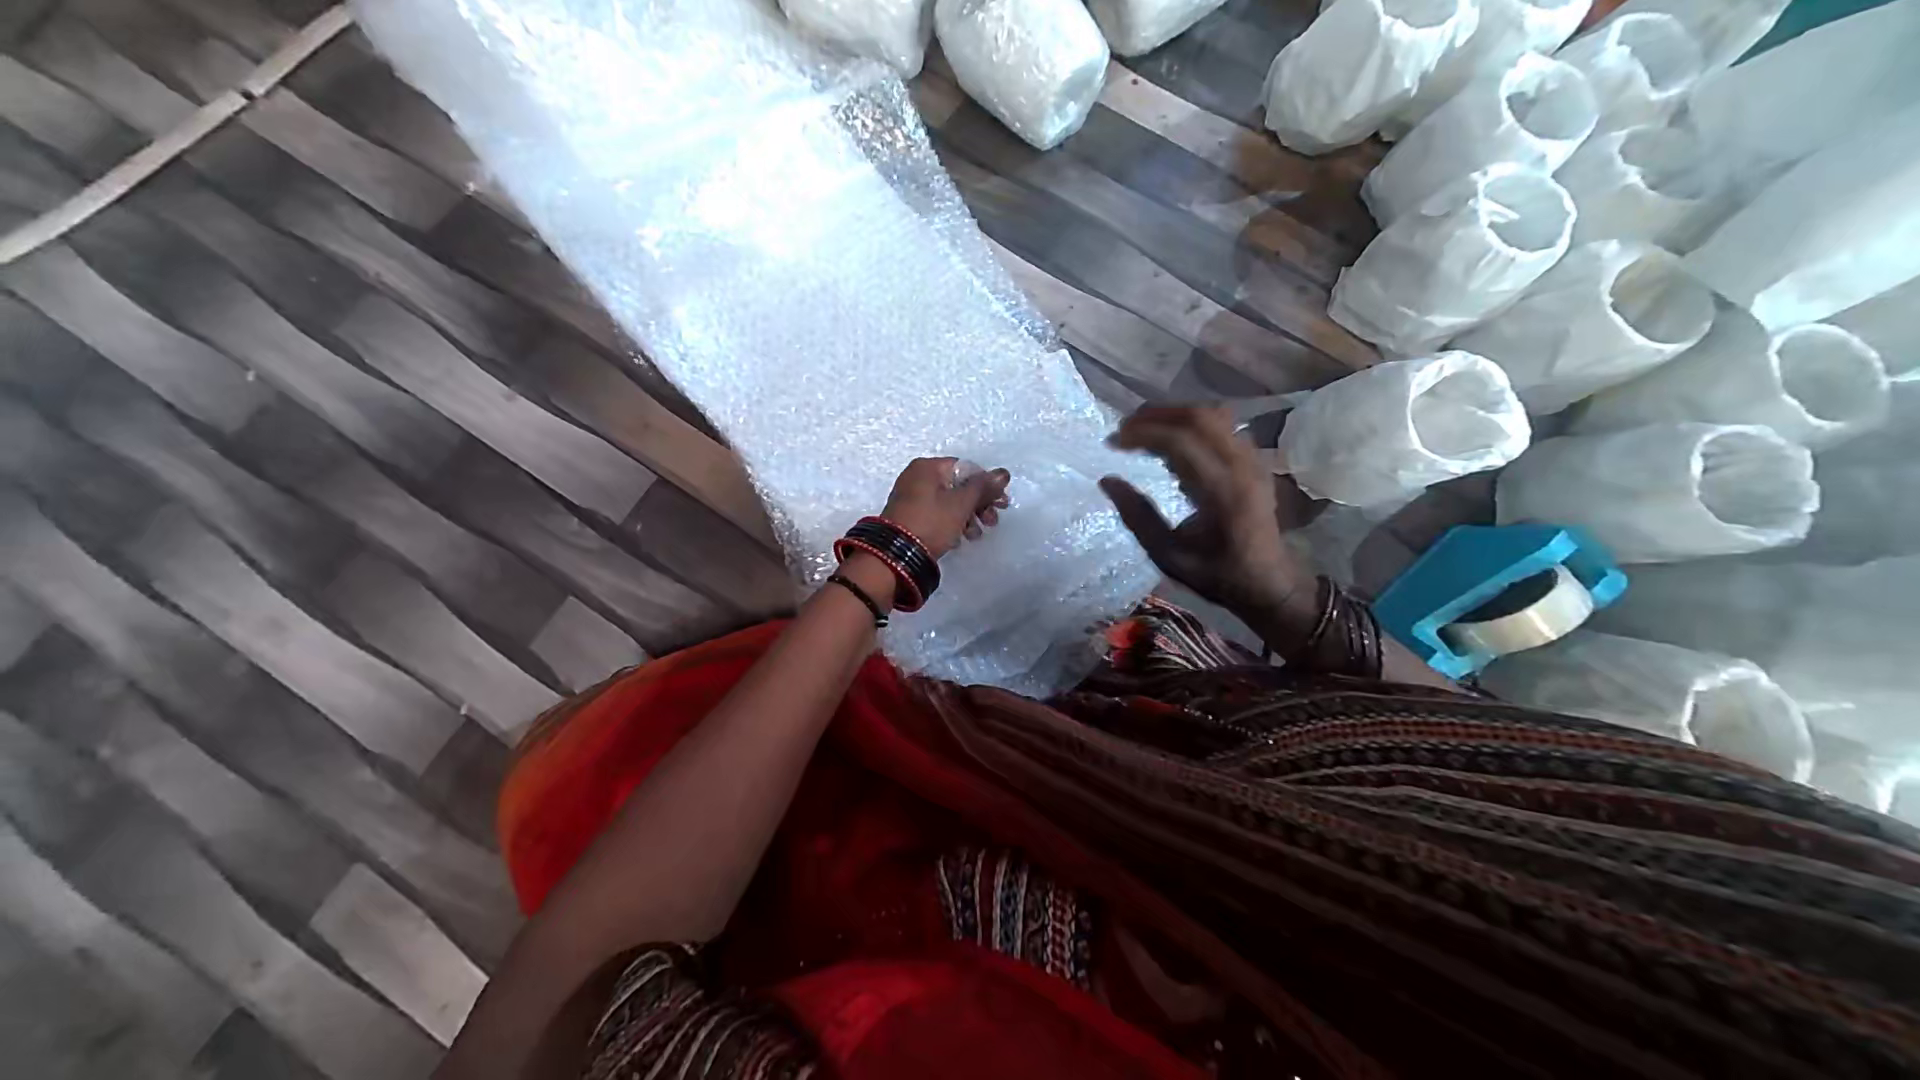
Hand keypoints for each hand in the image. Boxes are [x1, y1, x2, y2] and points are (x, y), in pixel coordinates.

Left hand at [881, 458, 1011, 557]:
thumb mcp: (961, 503)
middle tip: (992, 521)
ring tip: (975, 536)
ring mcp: (911, 497)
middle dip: (979, 505)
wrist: (897, 555)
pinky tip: (959, 539)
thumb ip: (983, 487)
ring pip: (949, 502)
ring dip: (968, 517)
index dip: (987, 485)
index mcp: (928, 467)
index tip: (1001, 504)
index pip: (967, 468)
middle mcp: (917, 477)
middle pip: (958, 486)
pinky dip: (951, 524)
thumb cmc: (931, 522)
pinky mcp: (909, 516)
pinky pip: (937, 514)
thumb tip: (1003, 473)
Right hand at [1100, 406, 1313, 625]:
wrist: (1269, 582)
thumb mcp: (1169, 555)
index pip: (1181, 441)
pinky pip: (1223, 427)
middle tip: (1126, 427)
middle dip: (1157, 415)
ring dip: (1175, 415)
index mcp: (1222, 491)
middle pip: (1199, 417)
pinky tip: (1173, 442)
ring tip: (1145, 429)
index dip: (1143, 434)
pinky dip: (1192, 425)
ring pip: (1214, 415)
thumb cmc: (1216, 573)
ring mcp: (1254, 460)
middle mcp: (1242, 467)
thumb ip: (1138, 516)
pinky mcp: (1255, 461)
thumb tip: (1107, 480)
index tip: (1114, 442)